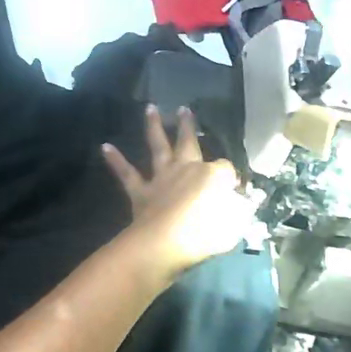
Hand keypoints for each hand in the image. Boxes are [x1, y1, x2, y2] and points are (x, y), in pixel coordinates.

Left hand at [101, 105, 252, 287]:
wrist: (166, 243)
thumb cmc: (206, 235)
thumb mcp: (236, 224)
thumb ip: (241, 210)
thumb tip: (246, 200)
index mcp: (212, 176)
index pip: (226, 169)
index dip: (230, 178)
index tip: (234, 189)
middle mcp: (186, 169)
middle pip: (188, 142)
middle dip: (187, 126)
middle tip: (184, 108)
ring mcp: (161, 178)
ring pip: (158, 147)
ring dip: (153, 127)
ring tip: (150, 108)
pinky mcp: (141, 191)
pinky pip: (126, 173)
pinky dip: (115, 160)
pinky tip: (104, 147)